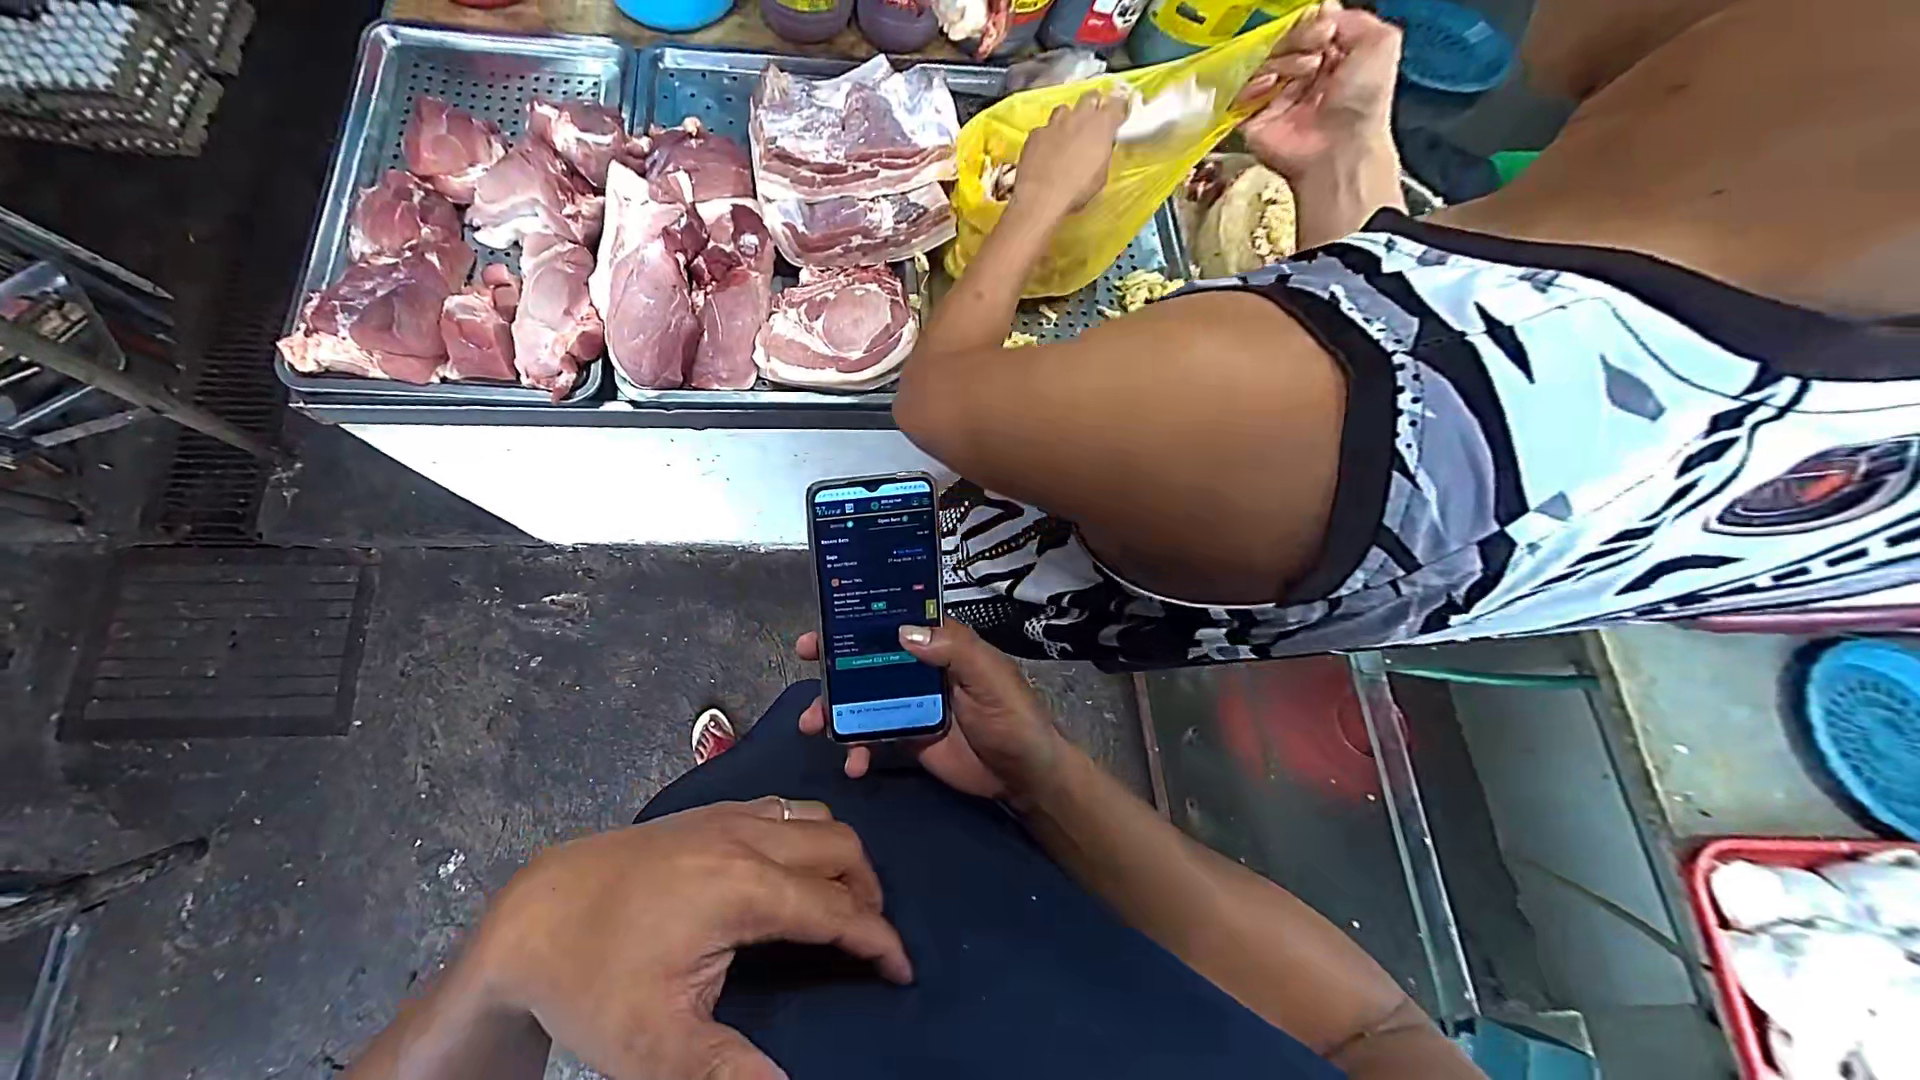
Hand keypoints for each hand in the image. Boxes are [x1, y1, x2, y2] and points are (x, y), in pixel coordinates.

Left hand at [470, 800, 911, 1079]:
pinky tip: (794, 866)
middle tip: (868, 938)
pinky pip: (788, 808)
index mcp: (746, 888)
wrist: (538, 911)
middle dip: (869, 892)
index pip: (837, 909)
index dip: (878, 940)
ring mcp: (733, 814)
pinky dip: (812, 834)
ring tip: (838, 902)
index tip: (902, 969)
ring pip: (819, 818)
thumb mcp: (652, 1045)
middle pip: (842, 849)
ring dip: (842, 858)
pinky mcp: (716, 808)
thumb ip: (724, 1070)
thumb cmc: (595, 978)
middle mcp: (751, 838)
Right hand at [796, 620, 1065, 803]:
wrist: (1025, 777)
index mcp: (942, 646)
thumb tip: (903, 631)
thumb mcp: (990, 677)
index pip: (898, 621)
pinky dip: (858, 750)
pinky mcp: (908, 739)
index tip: (827, 620)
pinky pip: (873, 739)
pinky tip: (854, 764)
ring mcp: (911, 705)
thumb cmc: (1013, 717)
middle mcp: (921, 670)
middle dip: (834, 661)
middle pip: (869, 658)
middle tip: (806, 662)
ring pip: (863, 699)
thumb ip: (954, 649)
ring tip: (814, 725)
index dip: (862, 618)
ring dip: (834, 710)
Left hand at [1008, 90, 1128, 217]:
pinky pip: (1044, 130)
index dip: (1117, 110)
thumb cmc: (1077, 191)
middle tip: (1092, 121)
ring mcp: (1054, 123)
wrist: (1041, 198)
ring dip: (1067, 119)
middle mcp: (1078, 117)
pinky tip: (1045, 152)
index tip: (1117, 117)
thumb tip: (1099, 149)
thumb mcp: (1100, 176)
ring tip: (1066, 135)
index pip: (1117, 105)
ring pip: (1064, 110)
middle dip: (1093, 106)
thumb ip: (1102, 154)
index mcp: (1101, 125)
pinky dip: (1047, 138)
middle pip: (1090, 98)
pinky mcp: (1035, 134)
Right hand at [1236, 2, 1401, 181]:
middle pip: (1283, 41)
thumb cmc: (1363, 102)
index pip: (1307, 27)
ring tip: (1300, 75)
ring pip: (1263, 61)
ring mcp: (1275, 98)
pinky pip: (1240, 94)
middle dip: (1298, 40)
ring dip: (1281, 61)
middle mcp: (1300, 77)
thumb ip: (1352, 18)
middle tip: (1314, 55)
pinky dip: (1253, 85)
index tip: (1324, 31)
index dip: (1310, 24)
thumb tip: (1320, 12)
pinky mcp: (1252, 121)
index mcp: (1329, 59)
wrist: (1338, 149)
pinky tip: (1270, 86)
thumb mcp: (1380, 42)